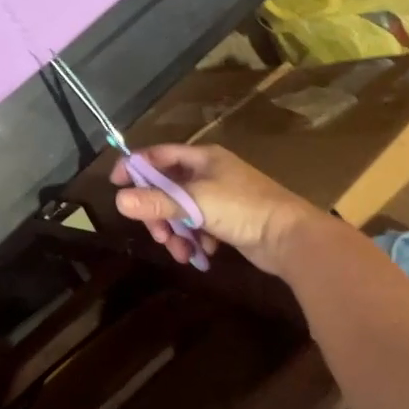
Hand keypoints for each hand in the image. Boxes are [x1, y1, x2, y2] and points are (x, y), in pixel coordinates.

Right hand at [109, 144, 322, 274]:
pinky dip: (194, 239)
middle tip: (157, 234)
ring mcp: (220, 197)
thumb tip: (117, 201)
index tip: (115, 185)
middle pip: (167, 188)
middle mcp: (209, 172)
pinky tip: (201, 254)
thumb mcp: (195, 203)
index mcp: (202, 158)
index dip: (134, 167)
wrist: (293, 239)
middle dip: (158, 213)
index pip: (157, 155)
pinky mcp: (229, 220)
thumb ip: (156, 202)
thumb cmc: (244, 209)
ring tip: (180, 252)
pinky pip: (198, 226)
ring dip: (175, 231)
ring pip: (181, 211)